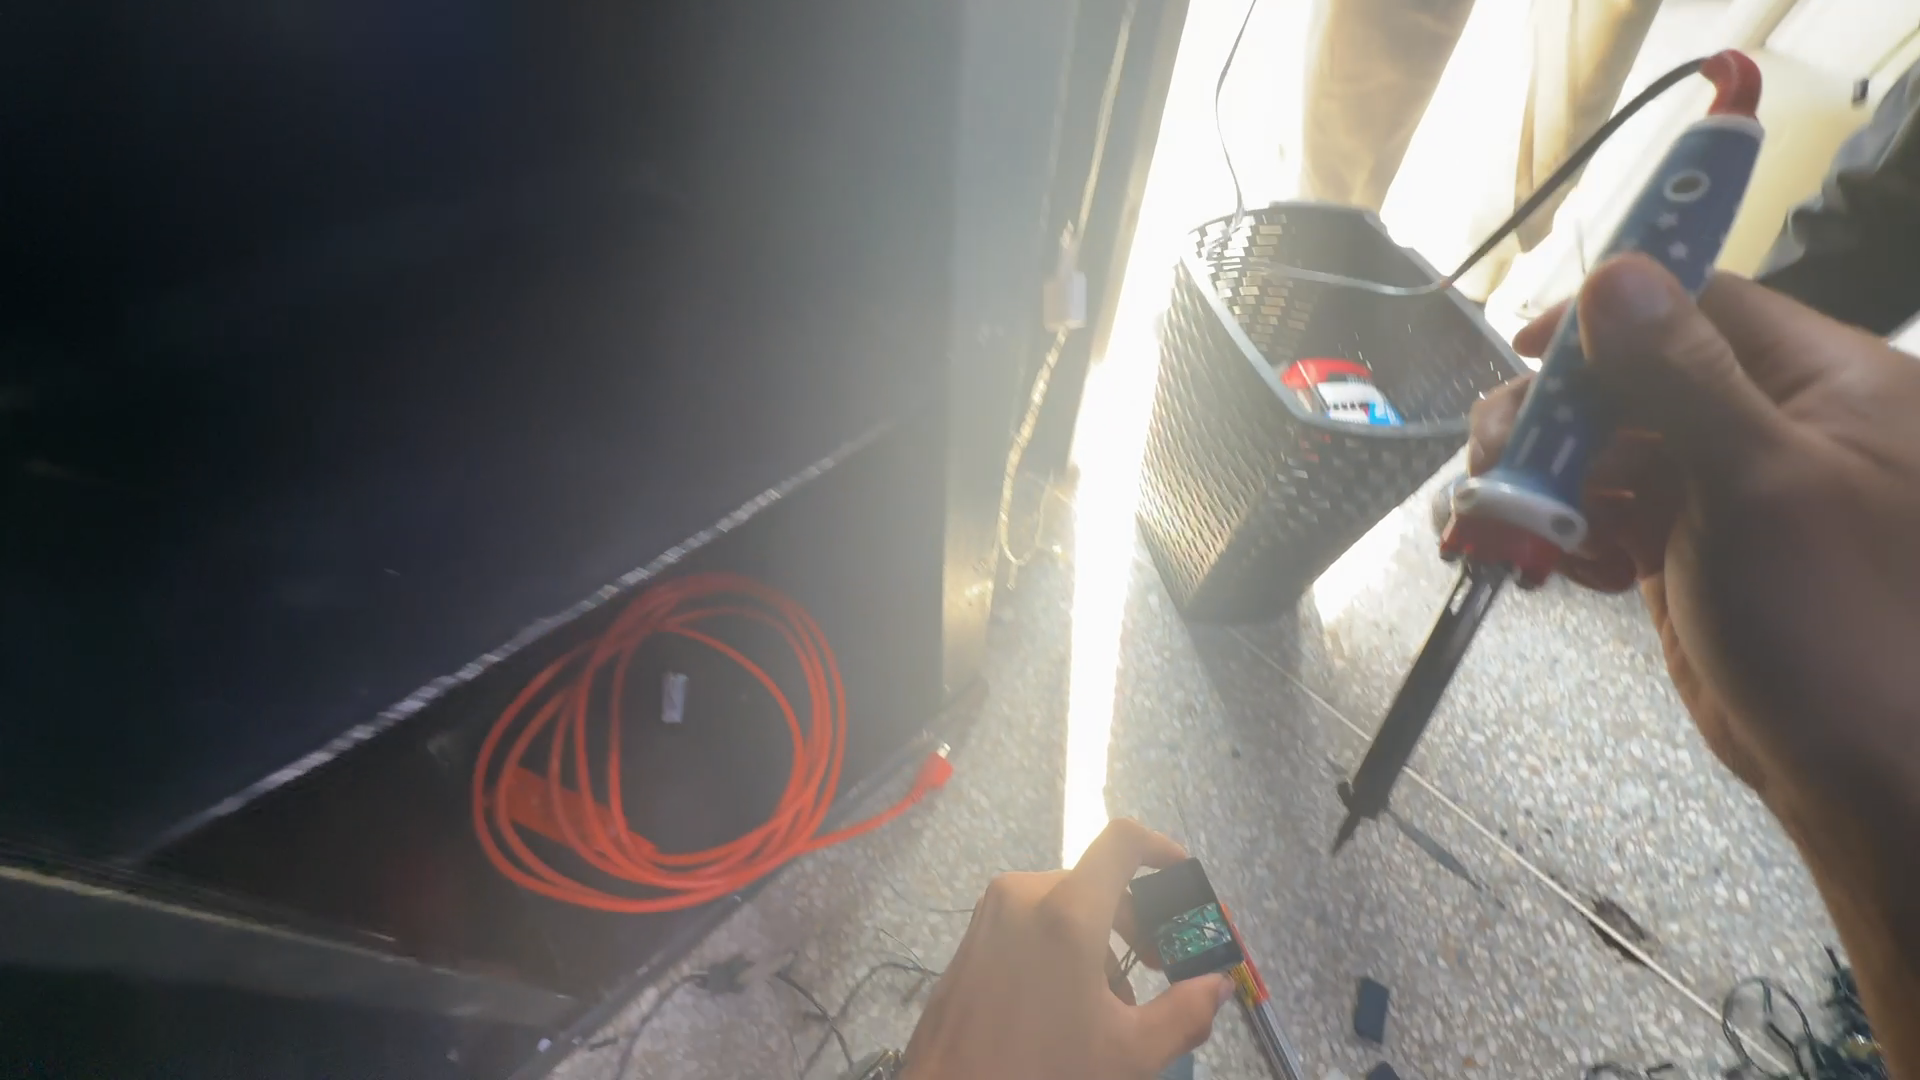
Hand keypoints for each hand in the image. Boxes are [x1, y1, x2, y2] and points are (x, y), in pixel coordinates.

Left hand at [900, 819, 1234, 1079]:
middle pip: (1097, 882)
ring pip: (1065, 903)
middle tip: (1159, 968)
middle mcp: (1026, 892)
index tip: (1182, 875)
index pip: (1122, 841)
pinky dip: (1063, 942)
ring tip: (1112, 1001)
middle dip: (1136, 922)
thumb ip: (1185, 1013)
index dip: (1160, 847)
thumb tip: (1218, 983)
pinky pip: (1033, 917)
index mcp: (1066, 909)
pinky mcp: (976, 928)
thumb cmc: (1043, 1070)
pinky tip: (1067, 999)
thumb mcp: (1128, 1052)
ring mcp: (995, 908)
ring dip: (1100, 939)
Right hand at [1469, 255, 1919, 1074]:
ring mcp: (1711, 488)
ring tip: (1518, 530)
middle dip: (1546, 421)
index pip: (1697, 307)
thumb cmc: (1835, 615)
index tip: (1523, 349)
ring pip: (1594, 448)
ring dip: (1540, 483)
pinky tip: (1567, 567)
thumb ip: (1682, 377)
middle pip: (1621, 383)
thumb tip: (1612, 277)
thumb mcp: (1756, 483)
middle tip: (1497, 467)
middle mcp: (1761, 426)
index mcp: (1818, 386)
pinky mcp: (1672, 542)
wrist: (1859, 762)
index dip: (1607, 316)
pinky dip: (1564, 531)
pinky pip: (1596, 509)